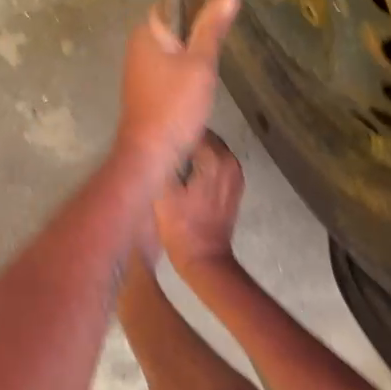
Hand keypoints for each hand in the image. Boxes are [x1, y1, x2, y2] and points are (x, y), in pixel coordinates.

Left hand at [116, 0, 240, 171]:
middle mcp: (138, 46)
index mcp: (146, 33)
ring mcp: (140, 69)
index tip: (224, 2)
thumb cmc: (174, 105)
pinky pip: (170, 67)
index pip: (170, 1)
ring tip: (224, 48)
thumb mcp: (200, 63)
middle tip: (231, 27)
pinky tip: (205, 76)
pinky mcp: (147, 89)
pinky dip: (187, 67)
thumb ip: (212, 27)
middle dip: (198, 25)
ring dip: (194, 48)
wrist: (150, 154)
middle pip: (172, 25)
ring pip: (172, 48)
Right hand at [156, 131, 244, 274]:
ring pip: (211, 150)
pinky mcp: (235, 187)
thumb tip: (154, 141)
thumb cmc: (180, 226)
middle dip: (184, 142)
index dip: (173, 134)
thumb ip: (161, 161)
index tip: (157, 142)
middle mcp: (229, 161)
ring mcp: (235, 174)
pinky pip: (217, 164)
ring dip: (194, 154)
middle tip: (162, 152)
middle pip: (204, 138)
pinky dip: (203, 165)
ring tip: (172, 163)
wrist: (204, 259)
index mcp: (213, 158)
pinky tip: (185, 176)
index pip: (192, 130)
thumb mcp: (162, 192)